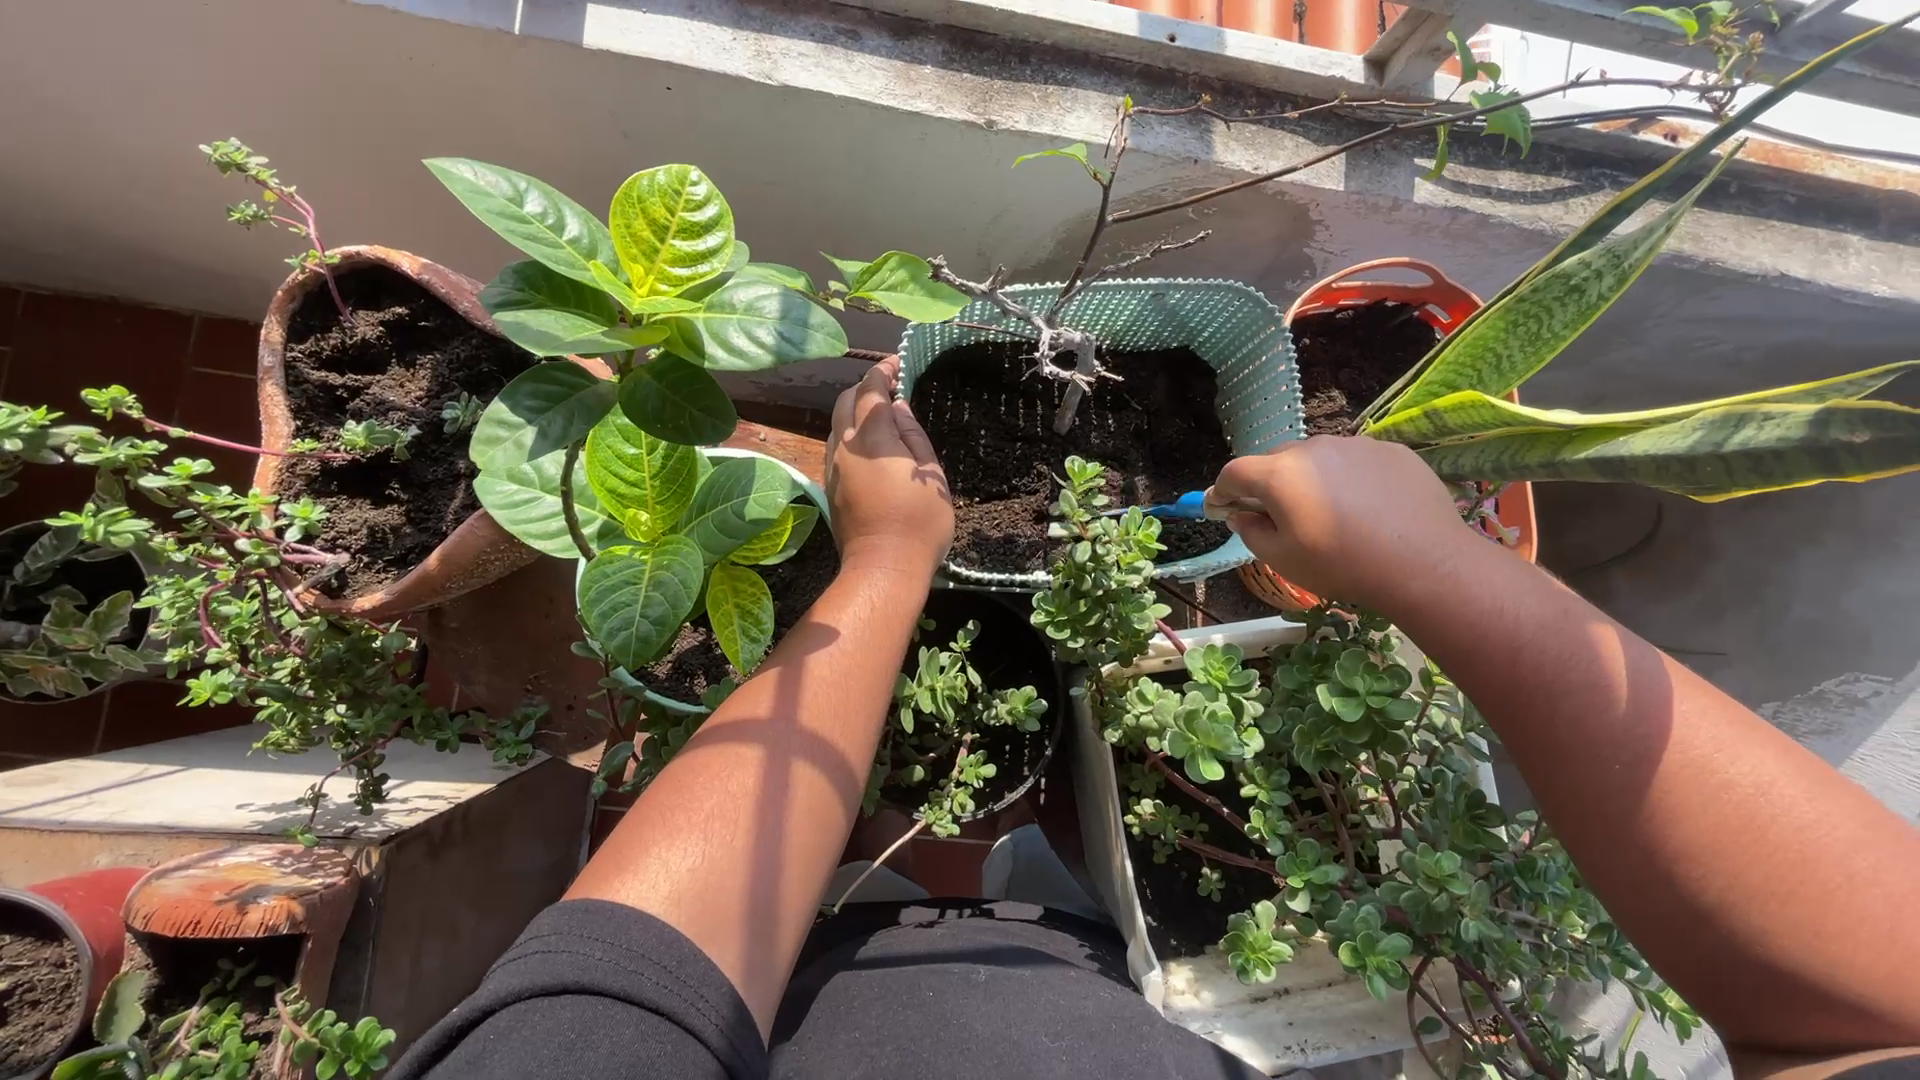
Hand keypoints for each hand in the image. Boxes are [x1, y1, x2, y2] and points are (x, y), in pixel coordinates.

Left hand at [825, 356, 953, 575]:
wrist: (883, 567)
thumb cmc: (919, 522)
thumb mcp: (931, 475)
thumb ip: (914, 435)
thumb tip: (899, 408)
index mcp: (873, 438)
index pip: (871, 389)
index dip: (883, 371)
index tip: (898, 364)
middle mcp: (845, 446)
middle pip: (845, 401)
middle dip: (865, 388)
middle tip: (891, 389)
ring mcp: (832, 467)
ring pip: (836, 424)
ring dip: (855, 412)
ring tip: (882, 418)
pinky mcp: (829, 487)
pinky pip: (835, 447)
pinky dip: (850, 434)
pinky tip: (871, 448)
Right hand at [1208, 435, 1478, 609]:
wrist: (1425, 563)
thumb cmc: (1342, 566)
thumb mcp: (1282, 560)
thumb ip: (1251, 531)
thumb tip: (1241, 514)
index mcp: (1279, 475)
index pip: (1234, 471)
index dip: (1223, 490)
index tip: (1224, 507)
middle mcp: (1312, 448)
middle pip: (1276, 460)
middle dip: (1270, 484)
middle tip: (1284, 517)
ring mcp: (1354, 445)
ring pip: (1317, 458)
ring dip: (1312, 479)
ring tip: (1333, 514)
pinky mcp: (1390, 449)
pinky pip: (1354, 460)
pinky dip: (1349, 478)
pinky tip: (1368, 508)